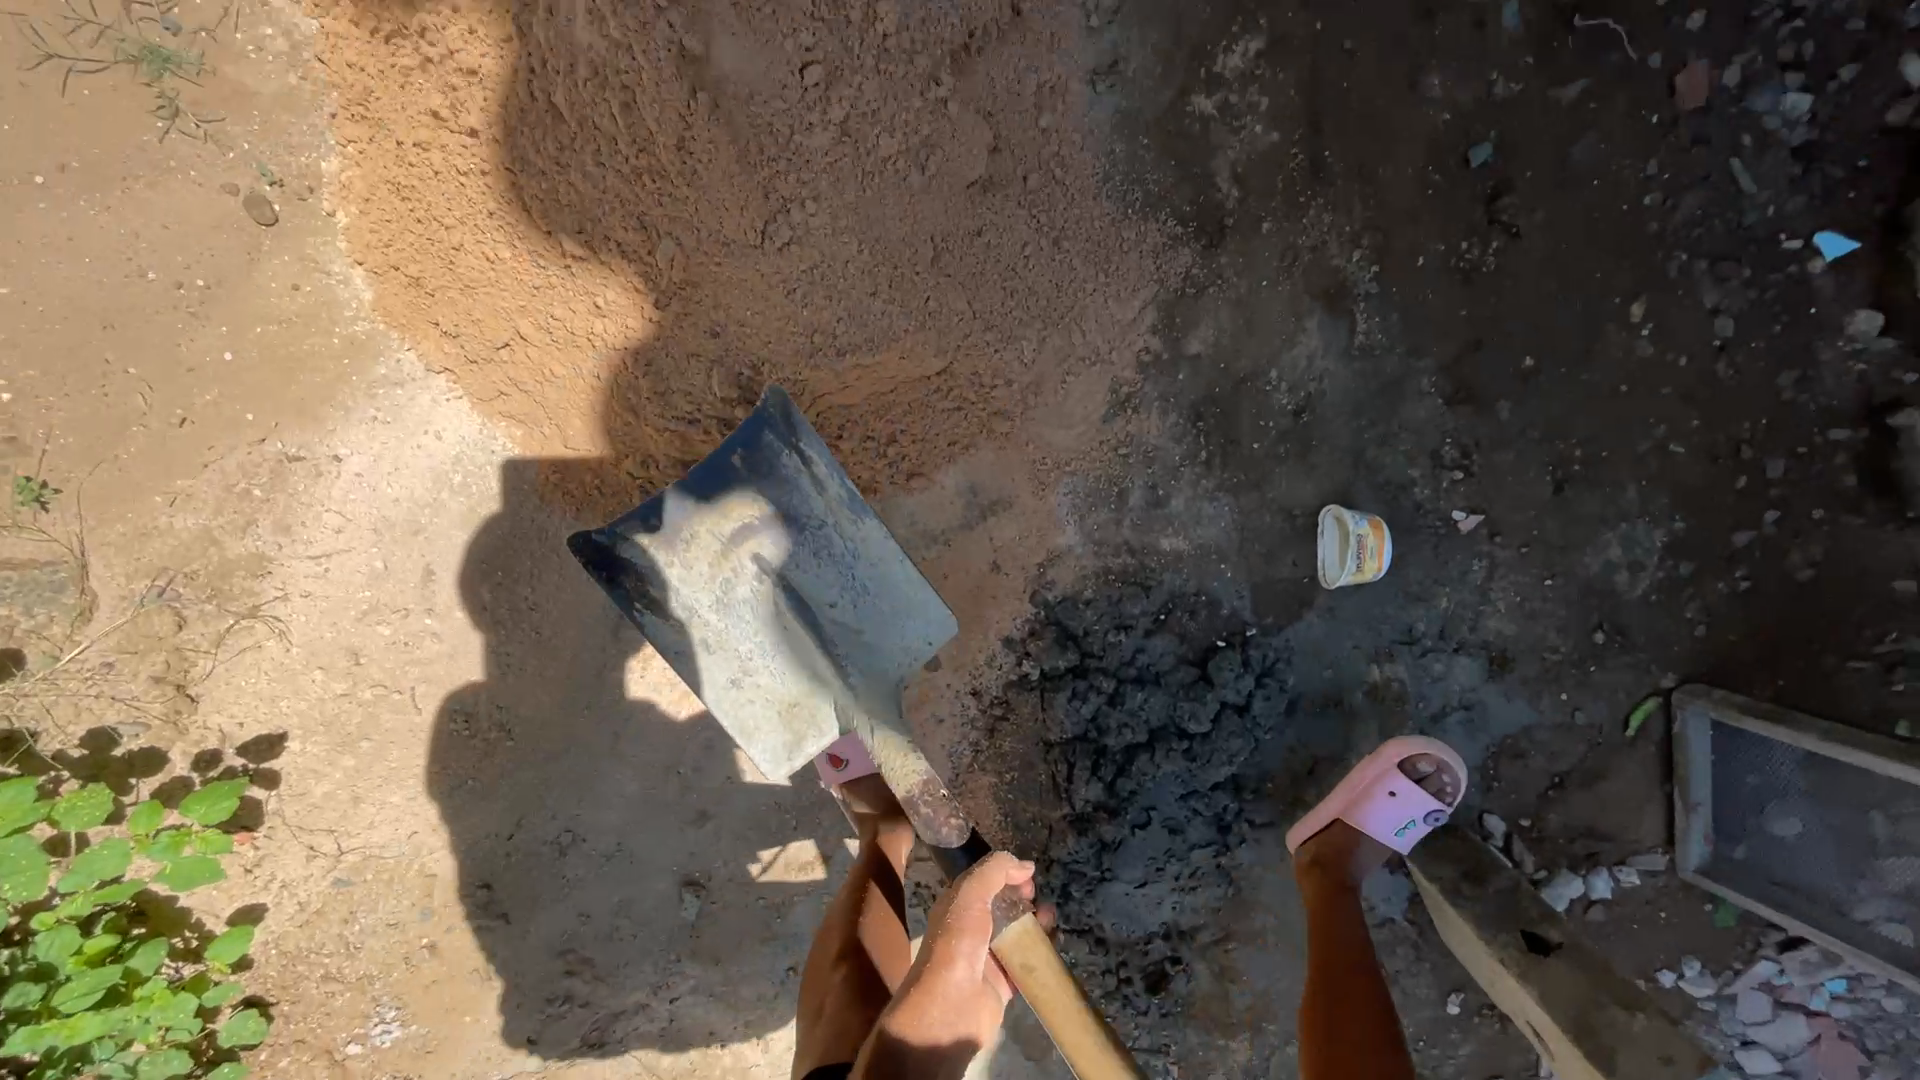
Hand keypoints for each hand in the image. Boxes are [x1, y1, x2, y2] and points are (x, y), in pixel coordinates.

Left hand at [852, 852, 1035, 1079]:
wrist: (951, 1007)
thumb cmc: (957, 943)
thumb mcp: (969, 895)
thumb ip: (994, 871)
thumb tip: (1026, 865)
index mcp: (957, 906)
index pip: (985, 882)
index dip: (1006, 874)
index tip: (1028, 876)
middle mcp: (971, 929)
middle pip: (1003, 906)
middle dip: (1023, 897)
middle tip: (1036, 899)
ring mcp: (987, 957)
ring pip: (1017, 933)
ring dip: (1036, 923)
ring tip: (1050, 919)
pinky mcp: (1003, 983)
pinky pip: (1026, 962)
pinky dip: (1041, 952)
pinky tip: (1054, 944)